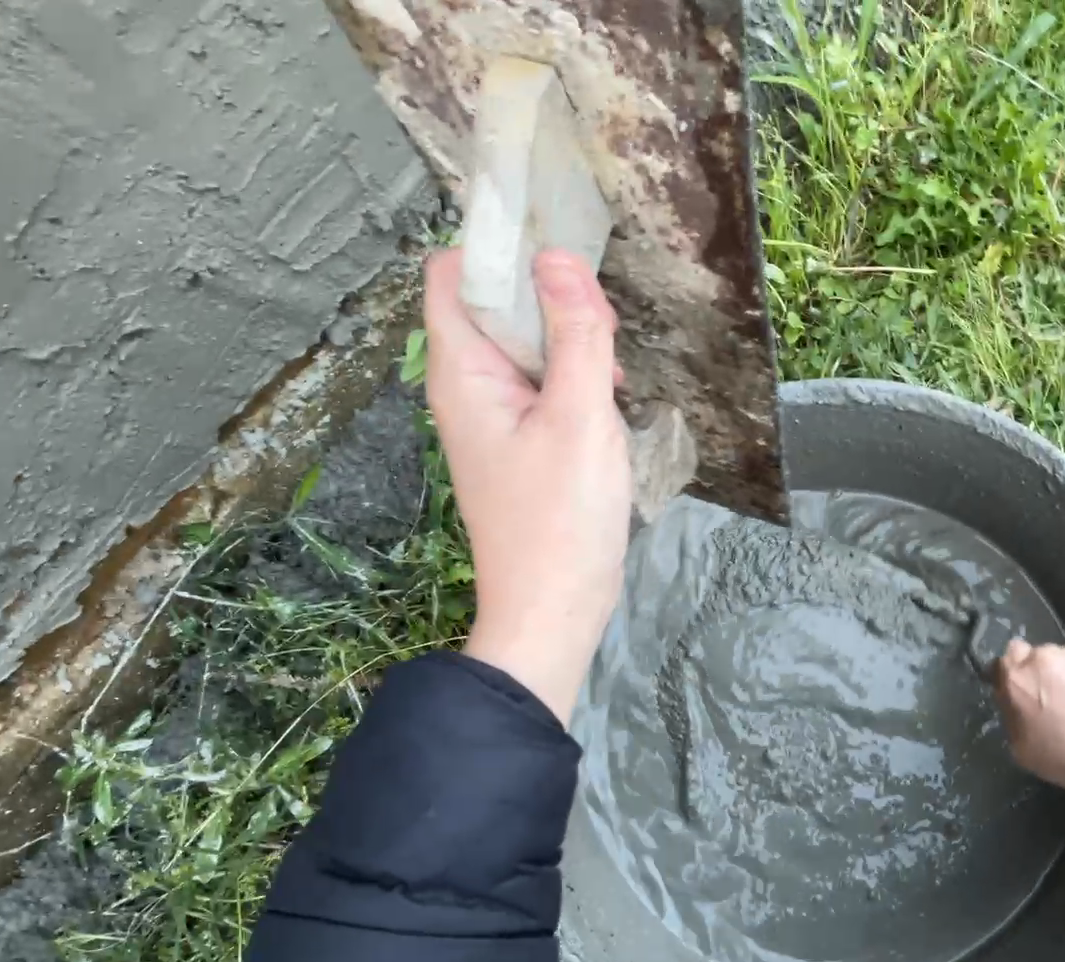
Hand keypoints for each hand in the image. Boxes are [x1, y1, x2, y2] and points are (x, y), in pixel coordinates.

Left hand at [424, 248, 630, 724]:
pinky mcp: (518, 442)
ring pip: (523, 346)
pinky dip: (572, 379)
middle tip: (602, 329)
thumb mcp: (581, 418)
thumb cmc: (562, 519)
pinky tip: (608, 405)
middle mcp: (466, 388)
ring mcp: (491, 418)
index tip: (561, 256)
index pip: (452, 273)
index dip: (498, 249)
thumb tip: (557, 255)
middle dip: (549, 300)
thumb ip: (575, 334)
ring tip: (612, 377)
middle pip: (494, 305)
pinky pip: (539, 384)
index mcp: (462, 372)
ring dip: (569, 343)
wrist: (553, 610)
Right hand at [993, 642, 1064, 815]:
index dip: (1015, 675)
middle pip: (1039, 658)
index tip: (1025, 692)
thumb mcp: (1021, 747)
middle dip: (1046, 675)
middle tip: (1060, 703)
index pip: (1006, 658)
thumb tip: (1017, 699)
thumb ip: (1013, 711)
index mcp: (1017, 677)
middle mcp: (1046, 657)